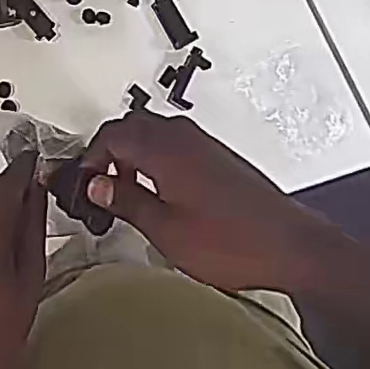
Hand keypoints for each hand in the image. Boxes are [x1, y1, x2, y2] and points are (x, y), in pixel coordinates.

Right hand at [80, 112, 350, 294]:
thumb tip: (98, 185)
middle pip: (129, 125)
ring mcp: (200, 141)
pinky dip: (152, 155)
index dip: (90, 156)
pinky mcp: (212, 152)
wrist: (286, 244)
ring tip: (123, 188)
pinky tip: (155, 187)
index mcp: (164, 148)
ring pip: (150, 130)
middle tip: (97, 181)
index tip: (83, 179)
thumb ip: (126, 201)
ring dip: (130, 151)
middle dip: (107, 149)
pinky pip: (170, 140)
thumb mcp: (165, 230)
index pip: (112, 134)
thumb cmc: (234, 239)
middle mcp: (181, 136)